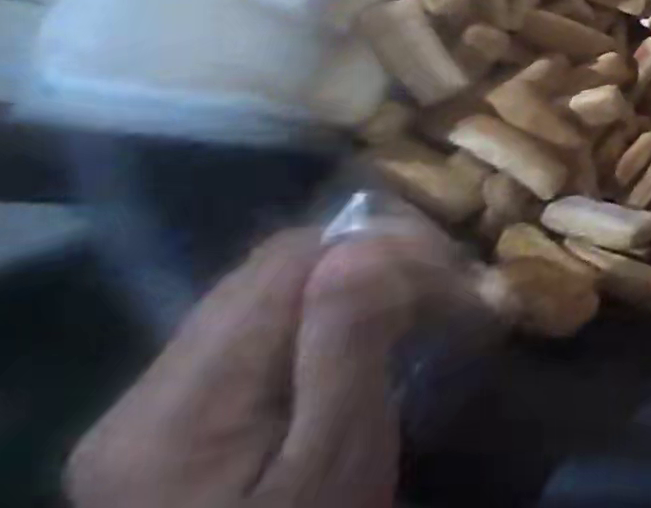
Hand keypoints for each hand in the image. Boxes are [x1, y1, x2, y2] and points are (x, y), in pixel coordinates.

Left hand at [67, 225, 456, 507]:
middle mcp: (146, 393)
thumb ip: (344, 348)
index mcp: (177, 406)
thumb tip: (365, 245)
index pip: (284, 267)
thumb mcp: (337, 456)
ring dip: (353, 281)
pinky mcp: (177, 417)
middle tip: (449, 284)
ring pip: (266, 293)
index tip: (454, 272)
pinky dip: (326, 312)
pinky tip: (370, 334)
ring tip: (421, 302)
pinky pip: (258, 328)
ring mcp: (154, 405)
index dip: (379, 247)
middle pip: (270, 272)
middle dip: (373, 258)